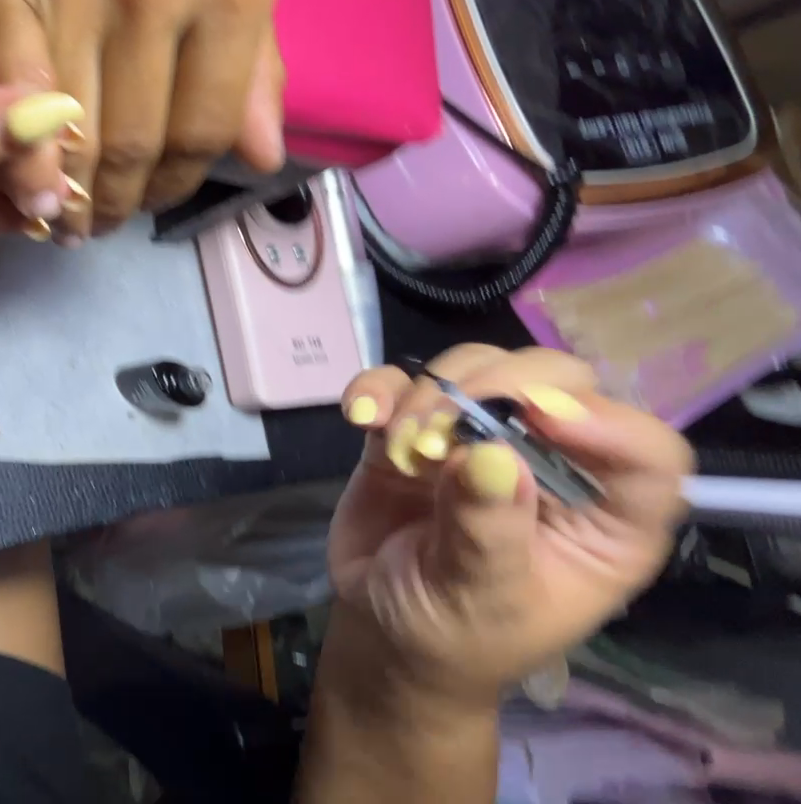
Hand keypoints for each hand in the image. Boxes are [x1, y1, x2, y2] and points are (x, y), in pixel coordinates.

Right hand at [0, 0, 285, 237]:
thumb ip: (258, 56)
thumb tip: (264, 155)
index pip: (206, 124)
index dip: (175, 185)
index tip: (149, 204)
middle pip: (136, 139)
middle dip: (116, 201)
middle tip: (98, 224)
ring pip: (77, 130)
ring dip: (69, 193)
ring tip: (64, 217)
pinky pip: (15, 95)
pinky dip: (19, 156)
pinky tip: (25, 190)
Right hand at [325, 346, 691, 707]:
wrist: (382, 631)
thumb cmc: (457, 632)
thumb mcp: (481, 597)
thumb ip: (488, 528)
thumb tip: (490, 455)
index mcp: (603, 519)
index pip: (643, 453)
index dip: (604, 422)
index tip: (536, 417)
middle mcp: (549, 467)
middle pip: (553, 382)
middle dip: (498, 384)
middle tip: (444, 421)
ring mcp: (474, 442)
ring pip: (473, 369)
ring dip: (429, 394)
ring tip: (395, 443)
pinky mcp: (411, 435)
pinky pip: (397, 387)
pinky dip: (376, 391)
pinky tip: (358, 419)